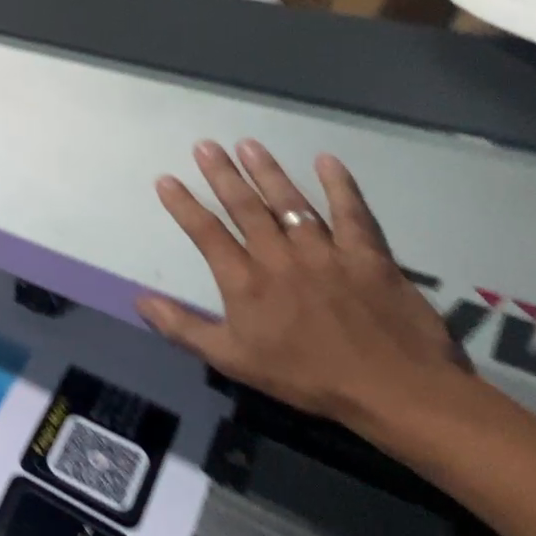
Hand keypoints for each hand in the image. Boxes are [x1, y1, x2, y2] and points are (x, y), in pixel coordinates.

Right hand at [138, 140, 471, 432]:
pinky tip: (326, 162)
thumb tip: (140, 300)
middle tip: (205, 145)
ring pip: (290, 203)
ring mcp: (326, 253)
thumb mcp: (233, 359)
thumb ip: (184, 328)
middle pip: (245, 207)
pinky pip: (353, 214)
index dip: (184, 205)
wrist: (395, 390)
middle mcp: (280, 257)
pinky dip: (340, 186)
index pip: (206, 233)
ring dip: (268, 172)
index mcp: (245, 281)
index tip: (166, 179)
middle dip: (222, 175)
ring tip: (248, 144)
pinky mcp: (369, 257)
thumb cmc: (307, 376)